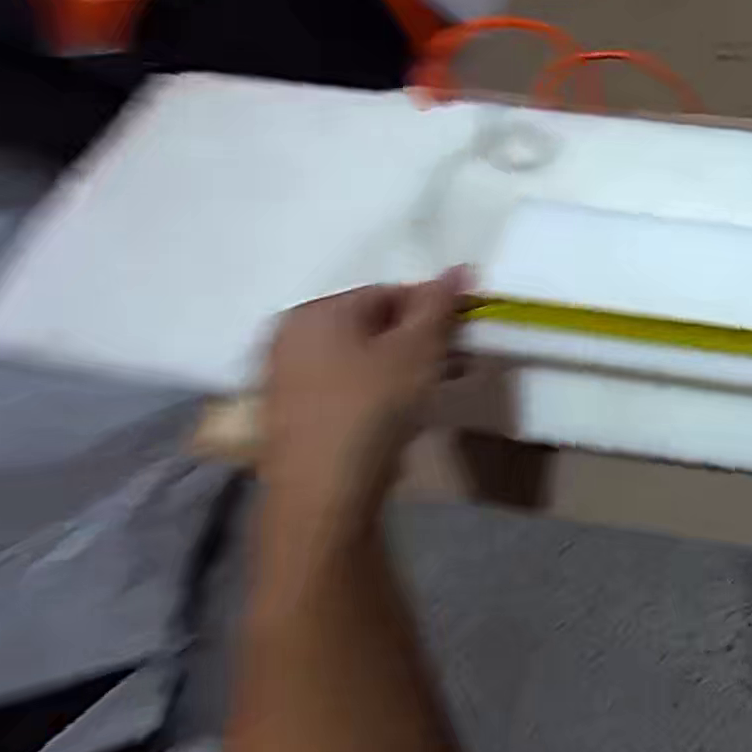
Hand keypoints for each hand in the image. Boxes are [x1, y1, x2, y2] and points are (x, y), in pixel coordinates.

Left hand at [258, 267, 469, 535]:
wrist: (326, 484)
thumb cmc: (374, 404)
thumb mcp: (419, 348)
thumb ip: (440, 304)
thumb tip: (462, 267)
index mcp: (317, 311)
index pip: (392, 293)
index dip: (435, 312)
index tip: (465, 336)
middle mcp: (291, 333)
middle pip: (376, 323)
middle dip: (422, 339)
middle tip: (457, 362)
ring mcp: (286, 372)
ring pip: (364, 354)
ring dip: (407, 364)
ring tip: (437, 386)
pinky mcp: (293, 407)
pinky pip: (348, 380)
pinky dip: (381, 386)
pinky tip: (405, 408)